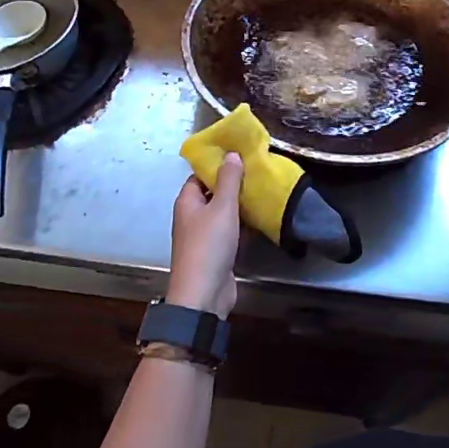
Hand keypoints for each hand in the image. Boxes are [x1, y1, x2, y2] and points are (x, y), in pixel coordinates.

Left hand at [168, 153, 243, 317]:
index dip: (217, 165)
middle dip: (231, 183)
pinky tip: (259, 217)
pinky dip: (241, 224)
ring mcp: (203, 235)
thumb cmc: (209, 245)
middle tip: (256, 171)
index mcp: (187, 201)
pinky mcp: (215, 252)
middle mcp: (191, 216)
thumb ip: (229, 180)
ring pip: (221, 212)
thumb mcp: (222, 207)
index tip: (239, 156)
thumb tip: (231, 154)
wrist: (204, 293)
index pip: (200, 175)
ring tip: (261, 190)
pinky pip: (229, 230)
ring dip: (238, 204)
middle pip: (211, 193)